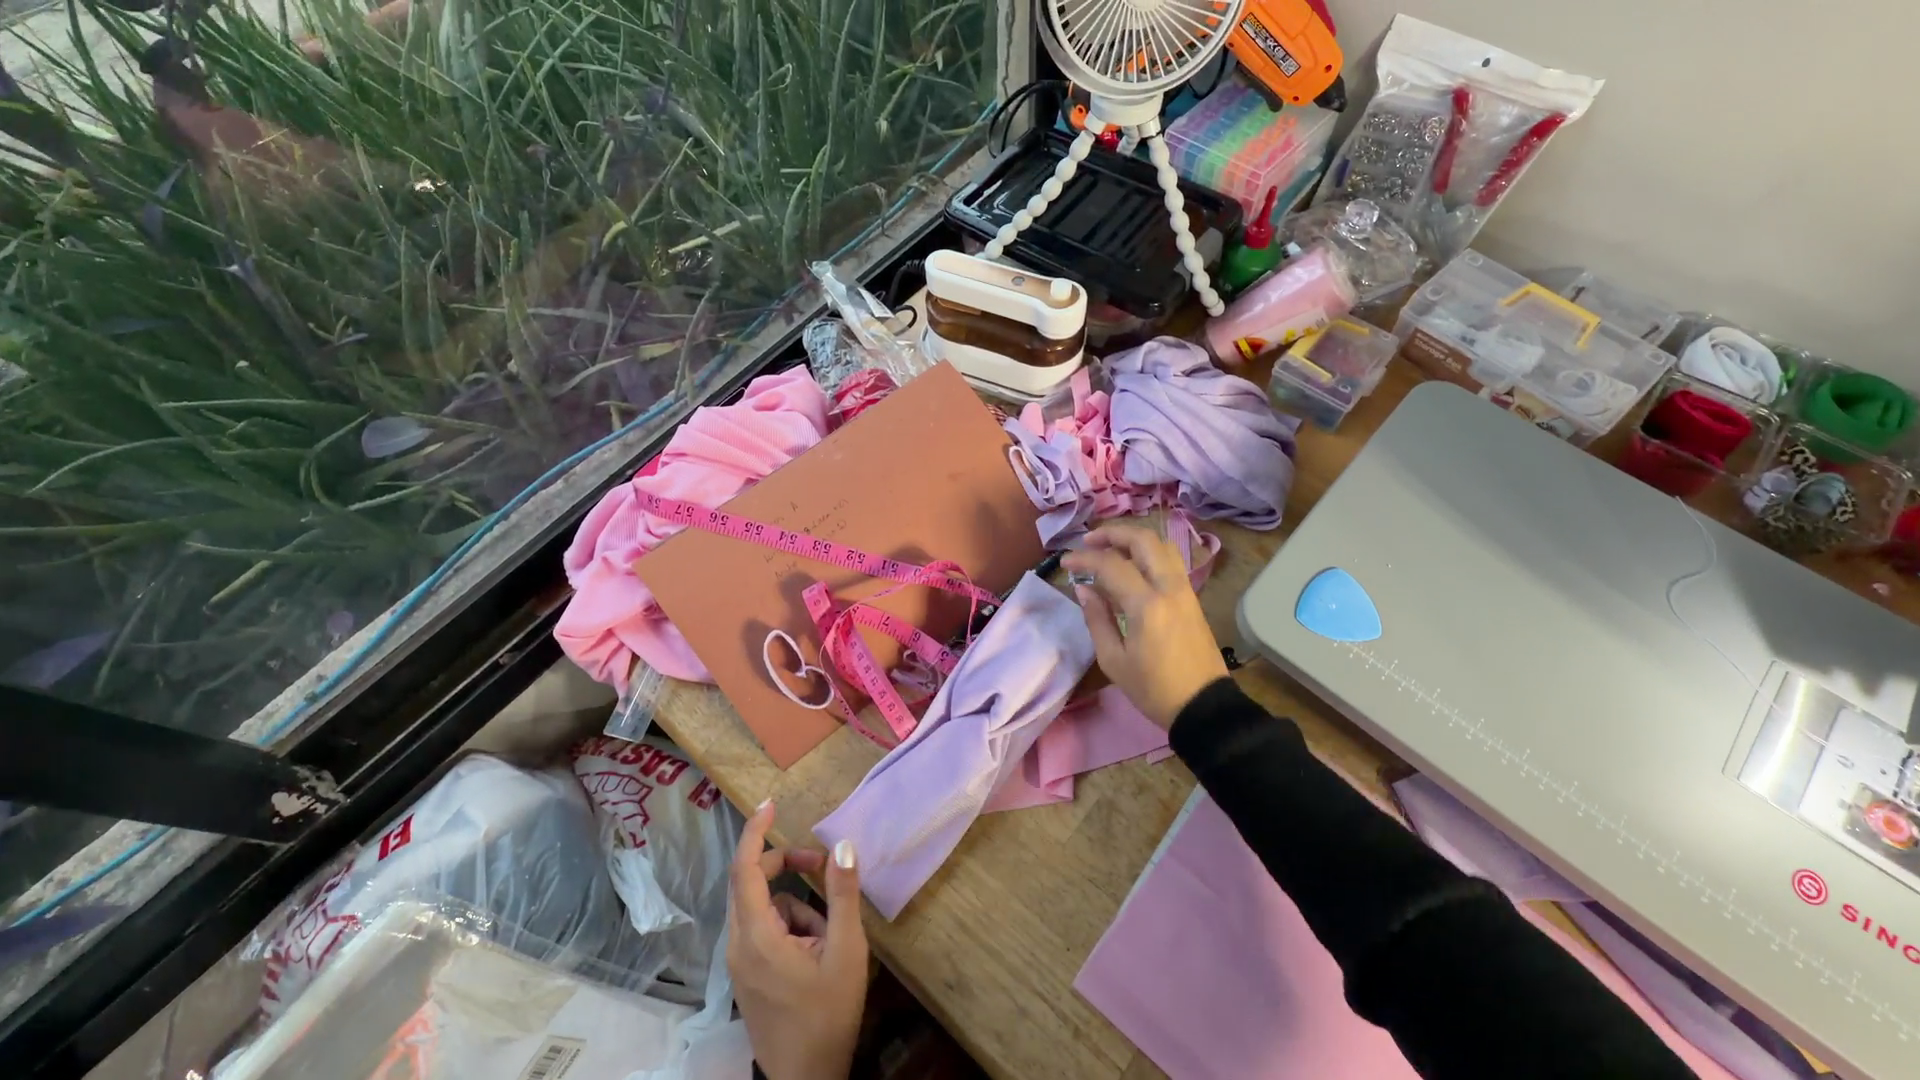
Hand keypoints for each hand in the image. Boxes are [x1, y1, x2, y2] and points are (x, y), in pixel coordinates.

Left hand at [728, 801, 868, 1079]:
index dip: (755, 832)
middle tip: (822, 864)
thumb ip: (842, 896)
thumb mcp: (846, 952)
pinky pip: (762, 929)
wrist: (804, 1079)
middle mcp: (738, 944)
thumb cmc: (827, 1015)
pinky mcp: (747, 974)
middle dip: (786, 864)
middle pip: (751, 883)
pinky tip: (816, 951)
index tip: (771, 804)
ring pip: (762, 908)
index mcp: (757, 936)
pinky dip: (788, 925)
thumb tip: (842, 846)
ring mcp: (739, 961)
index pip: (746, 869)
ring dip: (794, 904)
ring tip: (829, 934)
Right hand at [1062, 524, 1228, 727]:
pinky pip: (1169, 562)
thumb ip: (1097, 619)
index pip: (1111, 565)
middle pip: (1143, 540)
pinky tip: (1131, 567)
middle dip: (1113, 533)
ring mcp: (1185, 591)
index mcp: (1147, 605)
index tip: (1065, 563)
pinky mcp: (1192, 598)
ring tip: (1110, 549)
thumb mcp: (1114, 661)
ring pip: (1161, 546)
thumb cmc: (1153, 690)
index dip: (1084, 559)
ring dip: (1134, 540)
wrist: (1203, 706)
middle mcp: (1169, 588)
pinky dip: (1147, 554)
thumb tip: (1084, 588)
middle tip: (1089, 542)